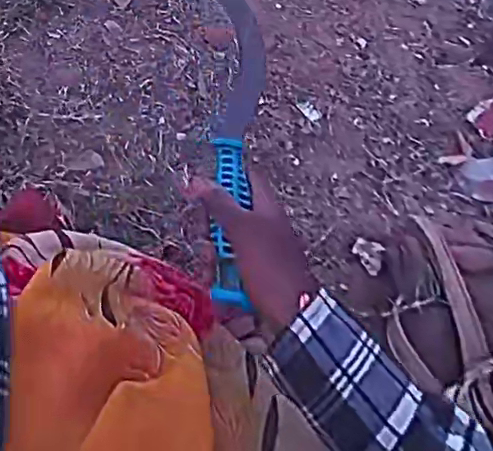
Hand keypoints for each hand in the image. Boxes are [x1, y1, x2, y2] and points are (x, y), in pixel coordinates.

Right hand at [187, 177, 321, 326]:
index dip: (226, 170)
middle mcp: (262, 225)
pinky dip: (217, 269)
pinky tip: (215, 280)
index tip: (204, 178)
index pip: (246, 175)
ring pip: (222, 237)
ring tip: (211, 263)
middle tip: (207, 231)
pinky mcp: (249, 274)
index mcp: (266, 208)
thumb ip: (219, 203)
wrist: (294, 321)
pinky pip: (225, 263)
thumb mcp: (242, 230)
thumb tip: (198, 179)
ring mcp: (256, 251)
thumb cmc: (271, 268)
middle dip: (210, 220)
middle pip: (227, 208)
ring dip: (210, 250)